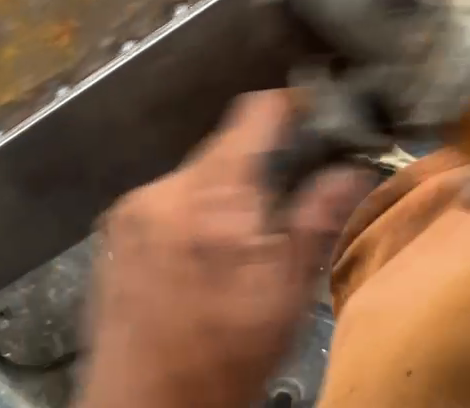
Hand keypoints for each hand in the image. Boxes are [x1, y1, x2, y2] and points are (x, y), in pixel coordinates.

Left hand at [78, 91, 375, 407]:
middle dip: (262, 165)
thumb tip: (352, 169)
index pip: (256, 112)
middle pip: (228, 144)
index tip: (314, 117)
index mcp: (213, 197)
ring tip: (245, 243)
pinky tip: (207, 258)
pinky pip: (171, 198)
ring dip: (229, 191)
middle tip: (287, 202)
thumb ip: (318, 218)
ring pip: (200, 173)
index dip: (292, 108)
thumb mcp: (288, 294)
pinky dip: (196, 211)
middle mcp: (165, 191)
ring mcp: (134, 211)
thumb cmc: (220, 362)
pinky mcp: (118, 232)